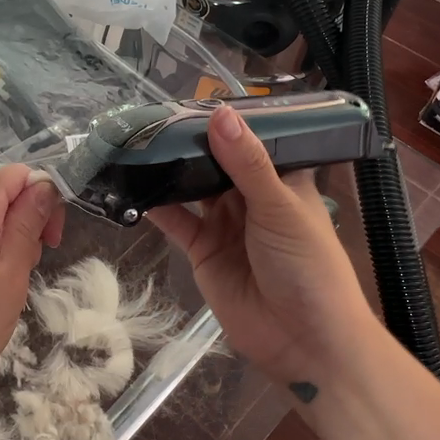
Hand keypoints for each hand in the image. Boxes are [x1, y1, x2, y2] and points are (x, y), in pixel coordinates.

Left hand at [0, 165, 65, 420]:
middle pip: (1, 195)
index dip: (44, 199)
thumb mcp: (9, 279)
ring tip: (1, 291)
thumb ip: (28, 226)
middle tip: (26, 274)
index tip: (51, 243)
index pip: (19, 175)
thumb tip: (45, 186)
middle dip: (25, 225)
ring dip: (4, 244)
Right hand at [148, 106, 375, 383]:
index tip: (186, 94)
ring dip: (167, 170)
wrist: (306, 344)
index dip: (222, 120)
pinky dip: (154, 205)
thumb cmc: (309, 268)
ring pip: (191, 187)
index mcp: (281, 179)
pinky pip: (175, 221)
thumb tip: (218, 113)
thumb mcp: (280, 208)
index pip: (249, 139)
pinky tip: (131, 185)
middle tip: (147, 115)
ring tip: (133, 142)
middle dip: (186, 142)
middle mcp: (250, 196)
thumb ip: (247, 163)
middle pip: (214, 161)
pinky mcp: (201, 250)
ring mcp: (224, 223)